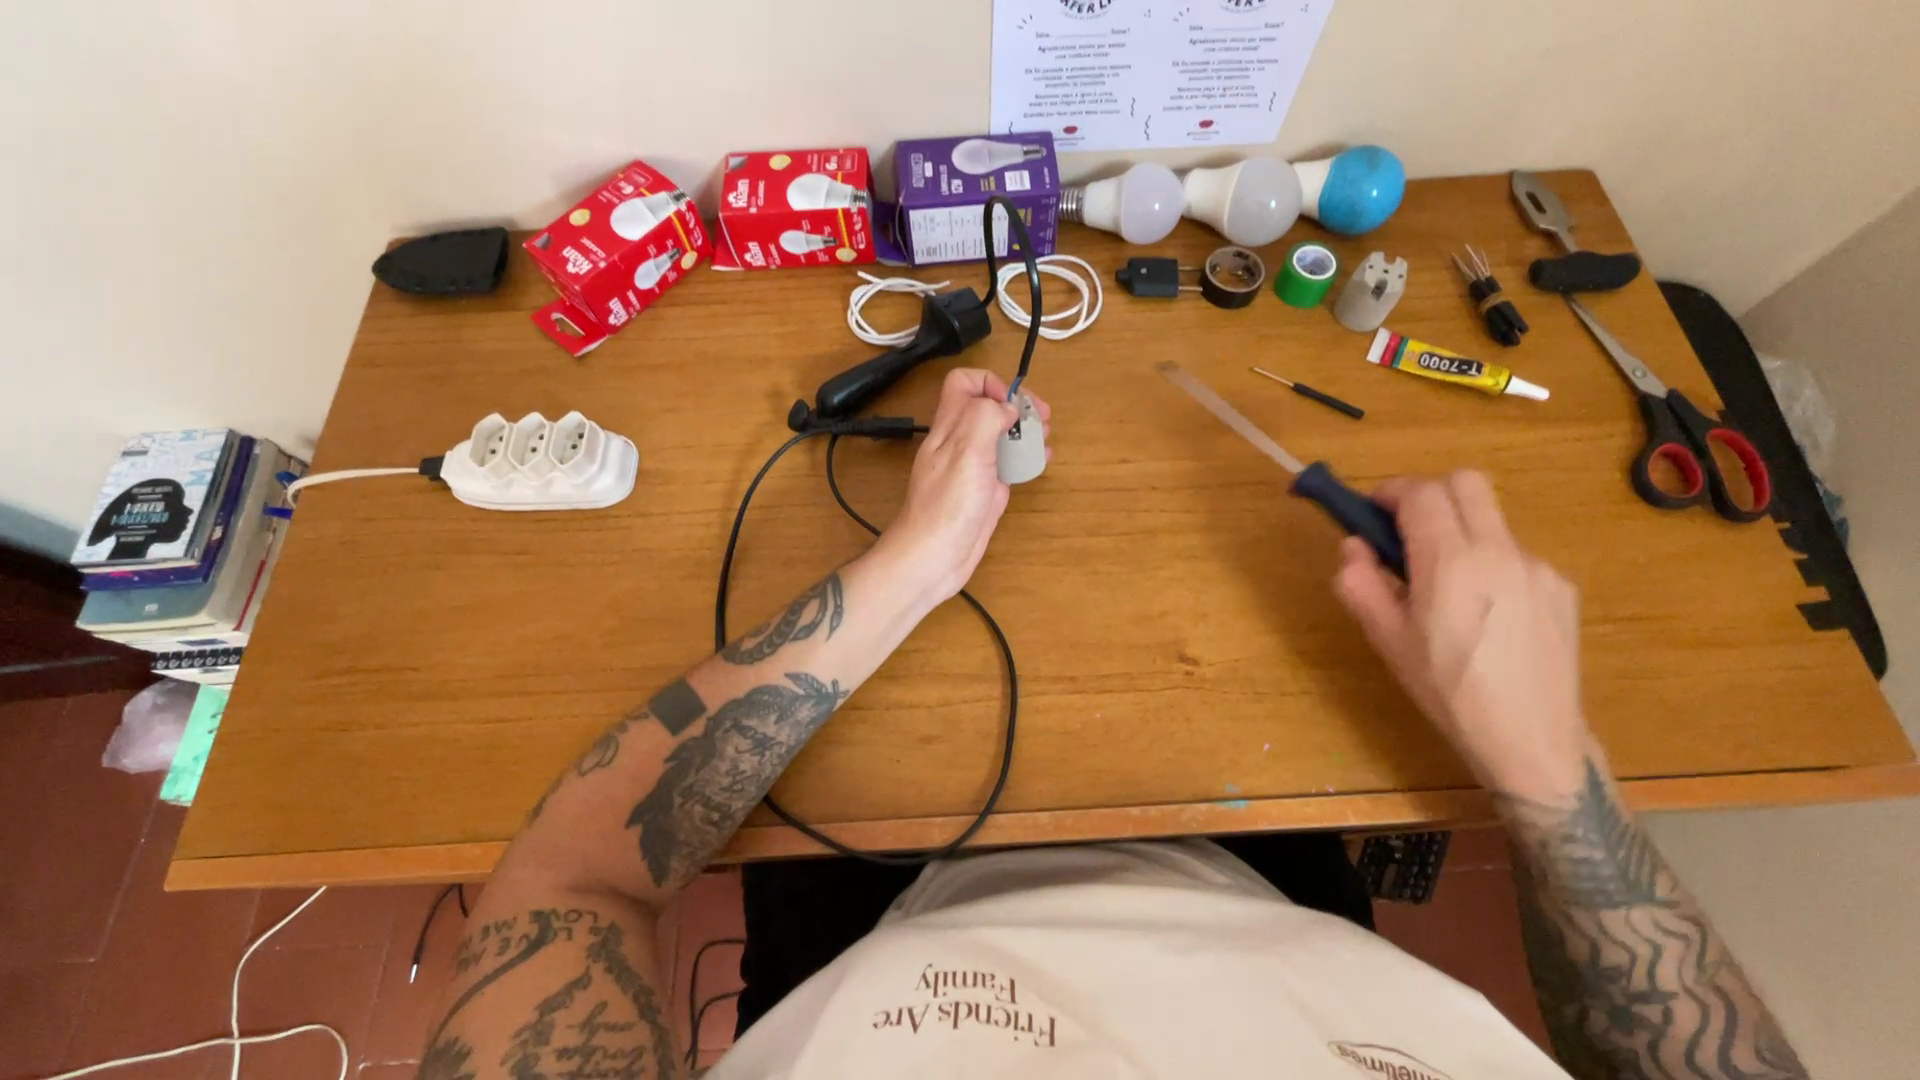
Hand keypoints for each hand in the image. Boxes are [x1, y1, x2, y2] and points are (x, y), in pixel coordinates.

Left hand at [874, 368, 1049, 605]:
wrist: (934, 558)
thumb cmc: (947, 506)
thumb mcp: (966, 450)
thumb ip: (985, 418)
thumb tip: (1008, 409)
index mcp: (949, 427)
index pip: (964, 383)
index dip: (991, 383)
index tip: (1013, 404)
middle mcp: (960, 443)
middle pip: (988, 407)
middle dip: (1017, 406)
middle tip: (1042, 418)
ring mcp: (973, 468)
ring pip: (1000, 436)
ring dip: (1025, 431)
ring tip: (1046, 437)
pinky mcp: (985, 492)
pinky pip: (1007, 465)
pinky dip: (1026, 458)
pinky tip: (1042, 461)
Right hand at [1332, 471, 1591, 802]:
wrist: (1530, 739)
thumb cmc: (1446, 690)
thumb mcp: (1386, 640)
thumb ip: (1360, 583)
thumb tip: (1355, 546)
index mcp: (1451, 562)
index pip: (1420, 492)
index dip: (1390, 491)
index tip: (1371, 510)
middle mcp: (1500, 551)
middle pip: (1465, 482)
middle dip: (1428, 493)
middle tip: (1403, 529)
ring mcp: (1538, 566)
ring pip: (1491, 518)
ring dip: (1458, 528)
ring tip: (1443, 581)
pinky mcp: (1560, 587)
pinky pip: (1514, 552)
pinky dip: (1488, 560)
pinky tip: (1483, 609)